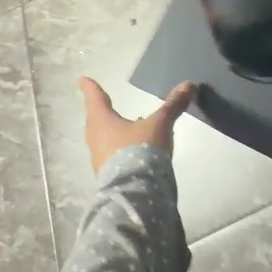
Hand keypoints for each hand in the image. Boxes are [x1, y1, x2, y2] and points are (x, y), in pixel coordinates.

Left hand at [80, 77, 195, 173]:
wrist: (134, 191)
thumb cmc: (140, 149)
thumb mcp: (160, 124)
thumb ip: (173, 105)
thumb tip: (189, 84)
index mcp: (103, 122)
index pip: (96, 100)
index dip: (91, 89)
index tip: (82, 80)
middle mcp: (97, 140)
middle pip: (96, 120)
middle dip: (100, 110)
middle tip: (102, 101)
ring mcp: (101, 160)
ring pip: (103, 139)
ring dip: (112, 129)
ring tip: (129, 123)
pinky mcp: (109, 175)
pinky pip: (111, 154)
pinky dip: (120, 146)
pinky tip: (135, 147)